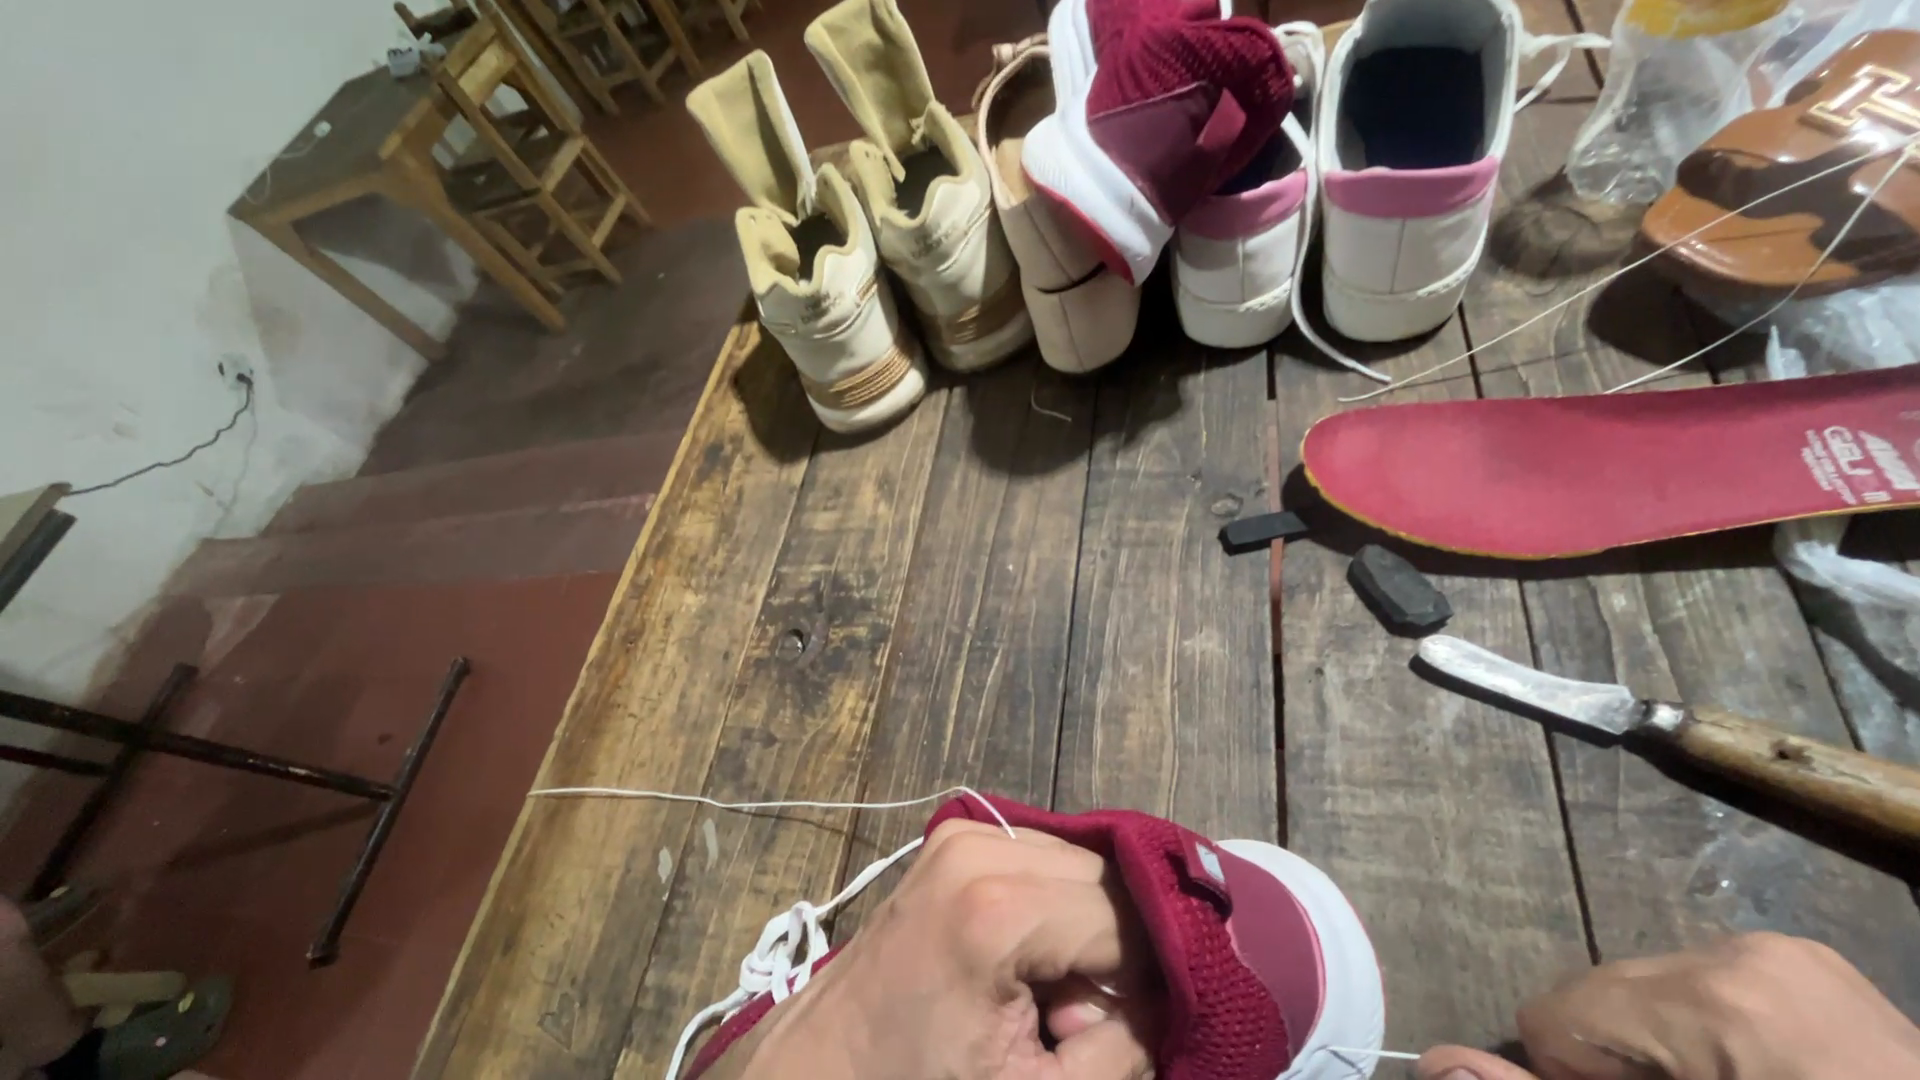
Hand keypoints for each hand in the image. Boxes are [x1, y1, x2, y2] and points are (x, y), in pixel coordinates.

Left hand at [703, 819, 1164, 1079]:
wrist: (816, 1070)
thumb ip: (1125, 1047)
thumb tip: (1167, 998)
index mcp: (999, 907)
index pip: (1132, 922)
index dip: (1150, 983)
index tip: (1123, 1034)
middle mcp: (981, 845)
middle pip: (1108, 884)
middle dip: (1114, 955)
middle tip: (1068, 1024)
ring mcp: (963, 833)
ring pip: (1080, 870)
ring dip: (1084, 932)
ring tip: (1040, 998)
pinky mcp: (953, 838)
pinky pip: (1042, 863)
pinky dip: (1053, 910)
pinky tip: (1021, 961)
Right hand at [1419, 932, 1919, 1079]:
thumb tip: (1441, 1059)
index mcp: (1723, 1003)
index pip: (1556, 1017)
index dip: (1581, 1078)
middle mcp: (1747, 954)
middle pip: (1600, 997)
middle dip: (1624, 1061)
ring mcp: (1789, 954)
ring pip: (1647, 990)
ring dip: (1664, 1049)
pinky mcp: (1813, 963)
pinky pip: (1704, 986)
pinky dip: (1710, 1036)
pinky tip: (1763, 1075)